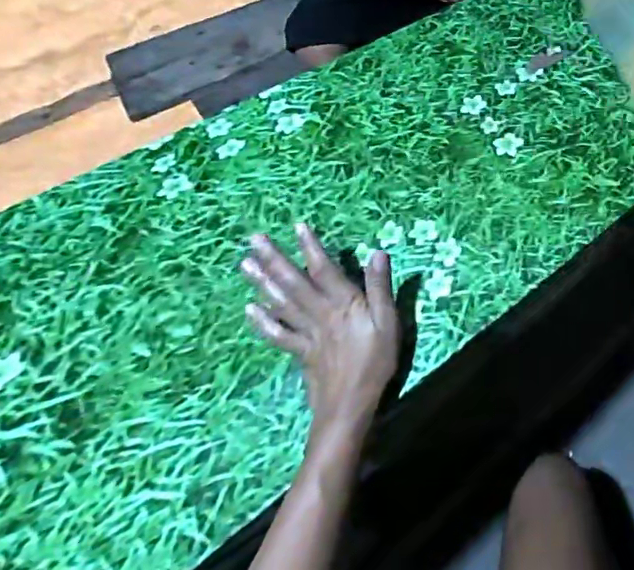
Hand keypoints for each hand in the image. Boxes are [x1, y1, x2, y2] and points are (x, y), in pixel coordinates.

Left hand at [244, 224, 399, 428]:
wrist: (350, 408)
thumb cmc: (375, 363)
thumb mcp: (388, 323)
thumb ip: (380, 288)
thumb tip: (377, 252)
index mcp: (343, 304)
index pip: (324, 269)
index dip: (310, 247)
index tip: (297, 226)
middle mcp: (319, 314)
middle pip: (294, 283)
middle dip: (274, 259)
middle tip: (254, 239)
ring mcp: (305, 334)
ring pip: (280, 304)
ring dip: (262, 282)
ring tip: (245, 264)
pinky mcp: (299, 352)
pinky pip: (277, 335)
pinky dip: (262, 322)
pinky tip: (249, 309)